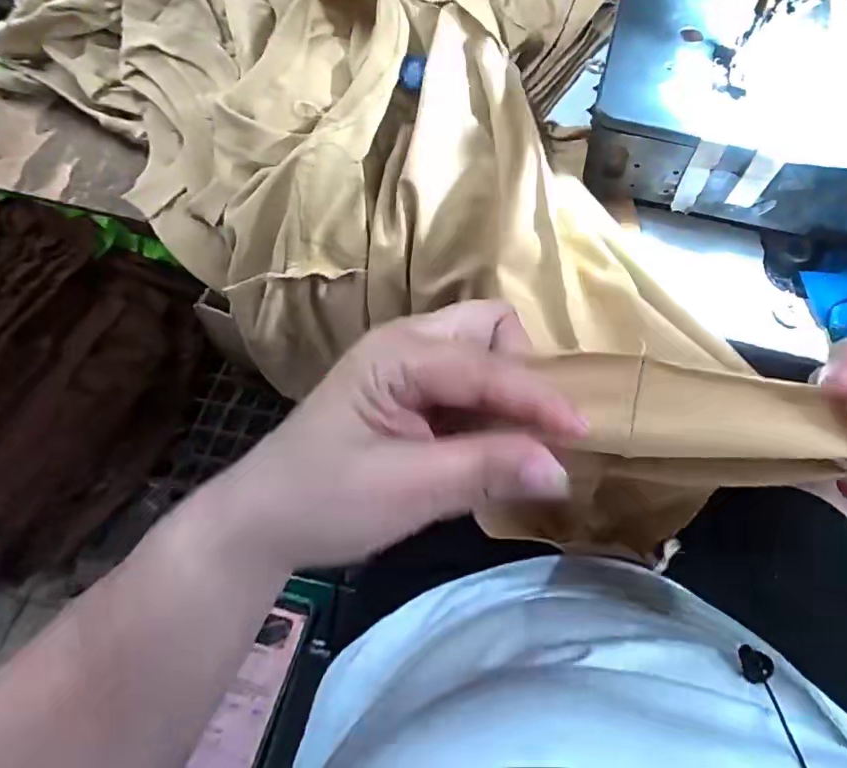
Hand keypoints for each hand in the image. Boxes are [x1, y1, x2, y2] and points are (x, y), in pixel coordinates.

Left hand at [191, 301, 584, 571]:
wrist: (262, 520)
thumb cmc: (326, 500)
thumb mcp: (409, 490)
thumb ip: (486, 470)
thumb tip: (560, 467)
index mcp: (398, 354)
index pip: (486, 365)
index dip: (537, 397)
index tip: (584, 432)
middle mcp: (405, 341)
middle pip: (489, 326)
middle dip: (521, 371)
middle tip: (531, 430)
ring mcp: (405, 360)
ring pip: (481, 347)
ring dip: (506, 389)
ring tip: (508, 444)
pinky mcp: (408, 386)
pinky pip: (467, 376)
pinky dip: (487, 405)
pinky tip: (481, 446)